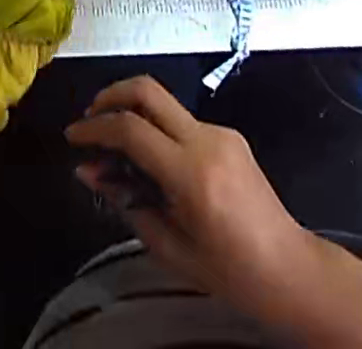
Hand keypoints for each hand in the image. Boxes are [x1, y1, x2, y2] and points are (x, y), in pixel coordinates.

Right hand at [64, 76, 320, 303]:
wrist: (289, 267)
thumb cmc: (229, 271)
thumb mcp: (168, 245)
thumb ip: (125, 201)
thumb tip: (87, 171)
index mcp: (192, 174)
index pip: (131, 129)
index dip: (95, 128)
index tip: (73, 137)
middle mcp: (207, 140)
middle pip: (148, 90)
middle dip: (111, 95)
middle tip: (89, 117)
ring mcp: (221, 132)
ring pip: (164, 104)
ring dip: (132, 112)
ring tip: (113, 146)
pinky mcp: (229, 134)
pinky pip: (181, 122)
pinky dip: (156, 130)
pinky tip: (149, 160)